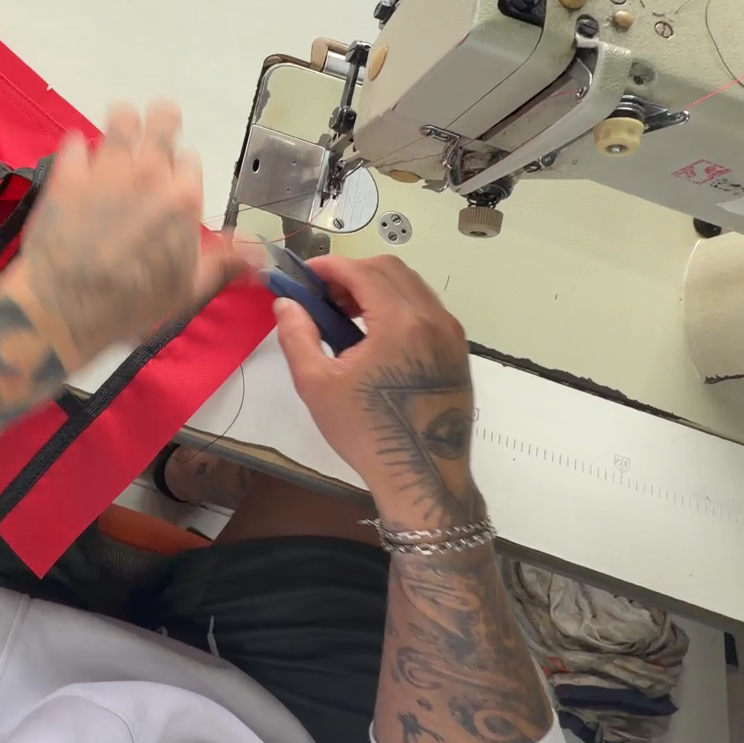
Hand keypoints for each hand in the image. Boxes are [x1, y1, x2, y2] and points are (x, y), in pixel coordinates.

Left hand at [15, 101, 244, 368]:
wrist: (67, 304)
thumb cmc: (133, 302)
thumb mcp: (188, 288)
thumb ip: (224, 261)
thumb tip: (260, 253)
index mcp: (183, 197)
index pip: (190, 160)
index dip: (180, 170)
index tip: (171, 181)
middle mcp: (148, 173)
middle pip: (162, 122)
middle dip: (160, 122)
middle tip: (152, 130)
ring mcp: (106, 168)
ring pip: (120, 119)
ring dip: (122, 123)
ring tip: (118, 132)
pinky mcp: (68, 172)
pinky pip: (74, 142)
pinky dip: (77, 149)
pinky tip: (77, 161)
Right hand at [271, 255, 481, 531]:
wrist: (422, 476)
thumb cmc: (365, 429)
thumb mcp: (316, 383)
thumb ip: (297, 334)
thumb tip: (286, 302)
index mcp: (400, 322)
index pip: (362, 271)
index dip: (328, 266)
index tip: (303, 276)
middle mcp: (433, 318)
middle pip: (390, 269)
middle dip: (350, 272)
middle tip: (320, 293)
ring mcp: (451, 334)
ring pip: (410, 285)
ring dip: (374, 286)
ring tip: (342, 312)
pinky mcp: (456, 350)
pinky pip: (424, 307)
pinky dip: (394, 303)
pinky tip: (370, 332)